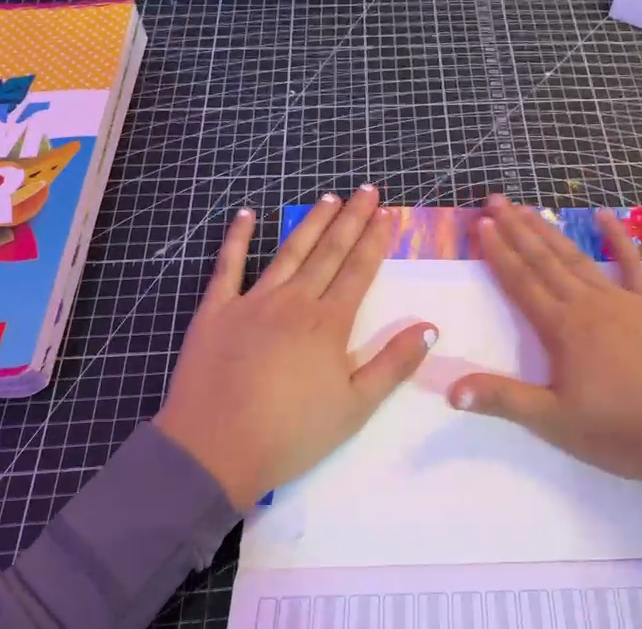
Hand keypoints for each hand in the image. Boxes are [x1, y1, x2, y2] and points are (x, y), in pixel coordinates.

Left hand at [154, 187, 436, 506]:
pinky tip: (245, 214)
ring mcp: (252, 302)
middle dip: (351, 219)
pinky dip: (237, 238)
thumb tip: (430, 327)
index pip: (359, 270)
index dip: (375, 240)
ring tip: (329, 198)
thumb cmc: (290, 434)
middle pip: (329, 251)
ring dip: (311, 222)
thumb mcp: (355, 408)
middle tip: (367, 190)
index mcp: (328, 323)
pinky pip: (228, 266)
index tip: (388, 214)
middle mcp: (294, 301)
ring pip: (289, 252)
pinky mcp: (216, 311)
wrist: (212, 451)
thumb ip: (394, 364)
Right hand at [448, 196, 641, 502]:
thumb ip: (504, 400)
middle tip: (495, 200)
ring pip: (578, 257)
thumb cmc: (623, 432)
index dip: (498, 253)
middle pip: (545, 260)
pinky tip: (604, 216)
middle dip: (517, 229)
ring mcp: (624, 299)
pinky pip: (632, 262)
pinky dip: (617, 237)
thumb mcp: (556, 423)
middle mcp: (588, 304)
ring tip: (528, 208)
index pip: (521, 282)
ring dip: (551, 231)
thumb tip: (450, 390)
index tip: (480, 224)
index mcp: (562, 329)